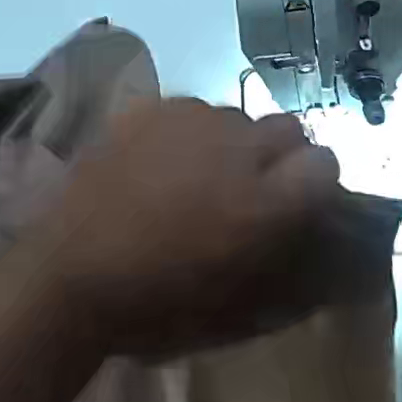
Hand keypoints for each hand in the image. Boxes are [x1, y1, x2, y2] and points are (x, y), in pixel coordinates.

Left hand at [15, 100, 365, 357]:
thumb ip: (280, 243)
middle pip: (286, 125)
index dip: (317, 179)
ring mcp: (188, 117)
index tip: (302, 195)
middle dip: (280, 151)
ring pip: (233, 114)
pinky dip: (186, 128)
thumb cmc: (159, 295)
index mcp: (263, 199)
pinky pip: (187, 107)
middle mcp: (235, 145)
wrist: (76, 263)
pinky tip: (159, 154)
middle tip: (251, 180)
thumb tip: (302, 216)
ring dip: (229, 138)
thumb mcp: (239, 292)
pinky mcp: (149, 106)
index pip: (325, 162)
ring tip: (196, 168)